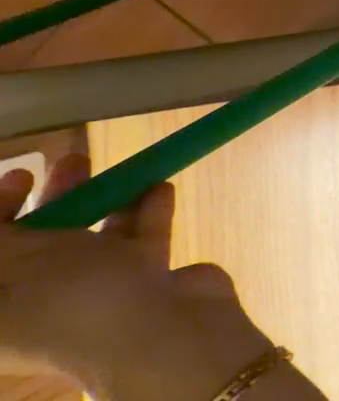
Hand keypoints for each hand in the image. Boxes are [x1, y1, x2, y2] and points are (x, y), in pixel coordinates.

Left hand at [0, 155, 272, 400]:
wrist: (163, 331)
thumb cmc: (74, 298)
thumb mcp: (21, 260)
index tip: (20, 177)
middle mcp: (33, 303)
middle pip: (36, 243)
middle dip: (54, 198)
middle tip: (73, 162)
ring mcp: (91, 293)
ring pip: (90, 238)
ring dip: (106, 199)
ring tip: (125, 166)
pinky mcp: (139, 282)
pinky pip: (136, 241)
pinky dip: (146, 212)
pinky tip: (160, 186)